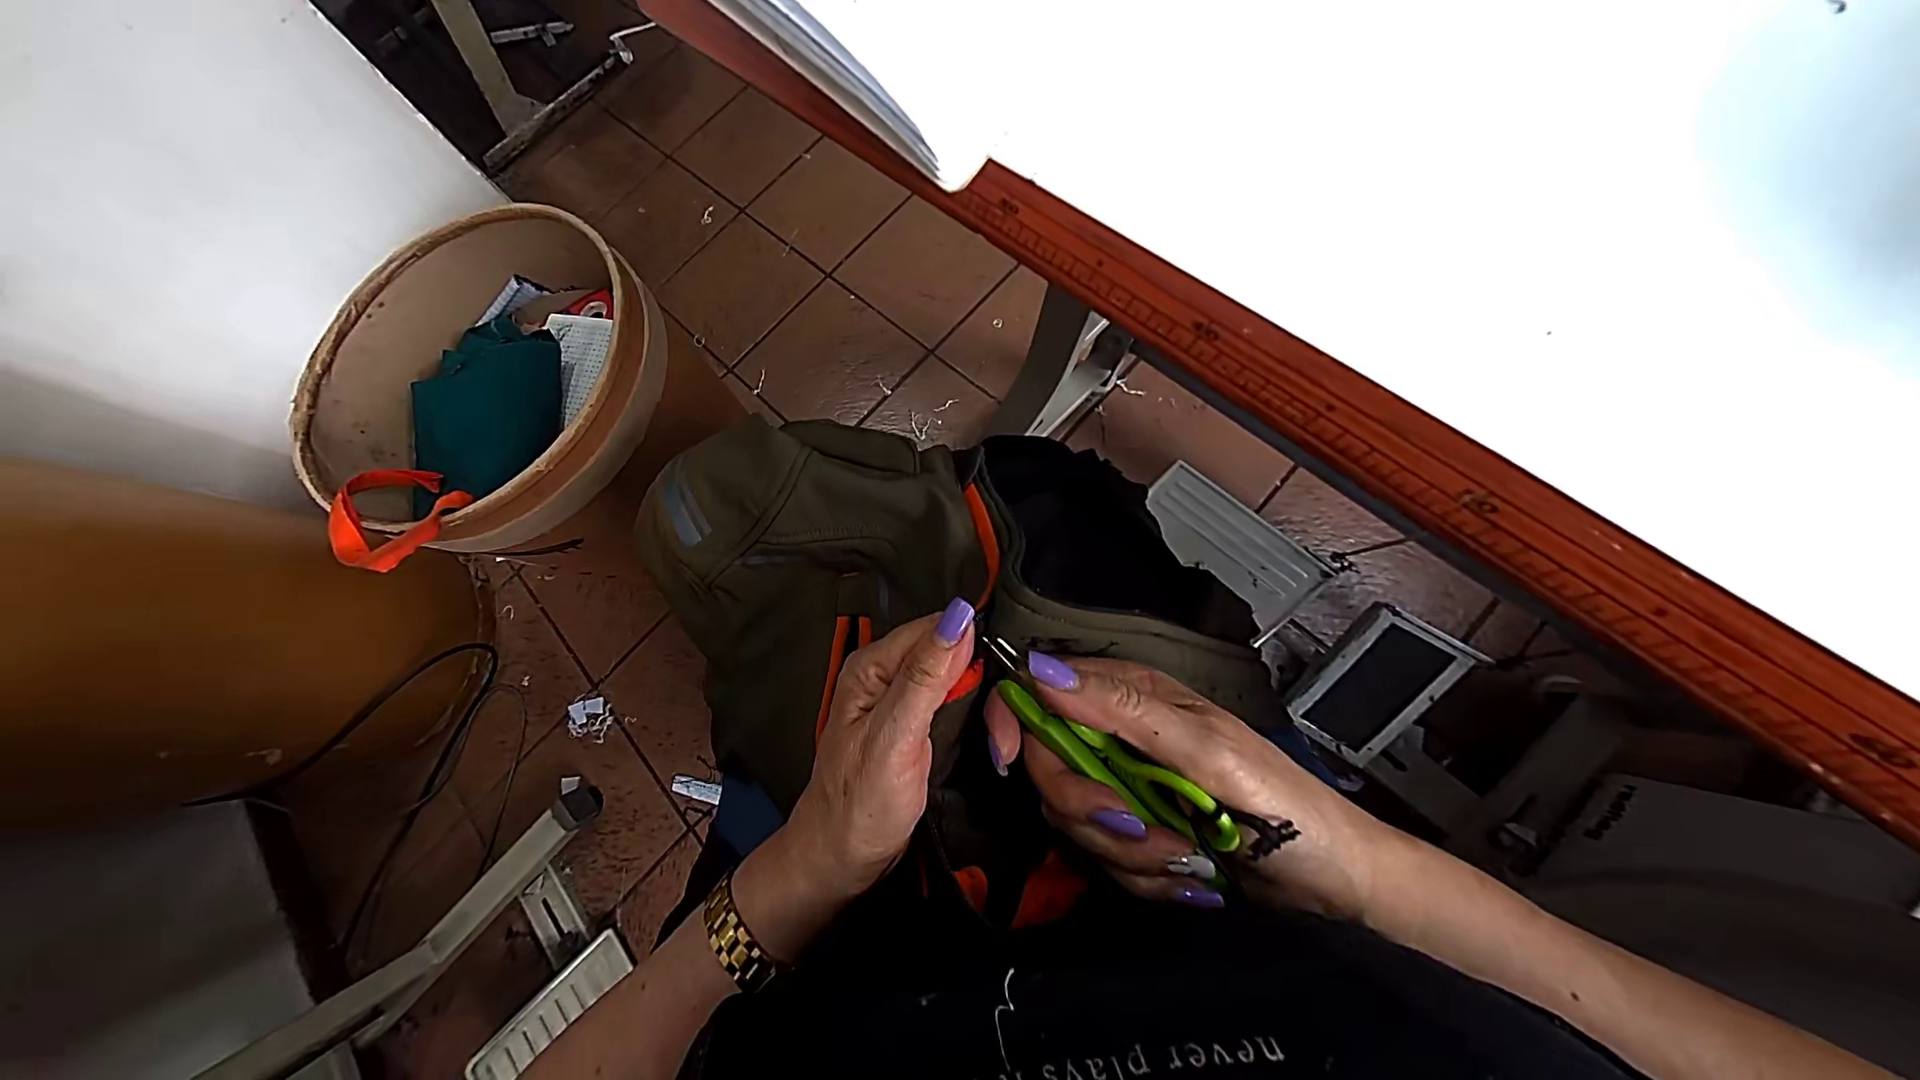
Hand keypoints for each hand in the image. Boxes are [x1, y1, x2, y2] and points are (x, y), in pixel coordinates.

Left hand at [733, 598, 975, 959]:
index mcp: (872, 666)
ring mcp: (900, 695)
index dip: (971, 644)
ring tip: (996, 730)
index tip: (1000, 676)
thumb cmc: (859, 806)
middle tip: (999, 718)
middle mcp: (885, 672)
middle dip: (979, 673)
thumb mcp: (895, 738)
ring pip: (955, 671)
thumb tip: (959, 618)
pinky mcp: (915, 718)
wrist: (842, 858)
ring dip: (981, 694)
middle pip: (947, 646)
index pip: (935, 628)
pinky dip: (973, 708)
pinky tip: (985, 727)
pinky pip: (952, 695)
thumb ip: (926, 677)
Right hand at [985, 654, 1386, 917]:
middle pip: (1048, 764)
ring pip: (1072, 817)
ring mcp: (1121, 784)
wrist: (1327, 872)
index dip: (1015, 718)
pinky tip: (1187, 870)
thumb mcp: (1204, 748)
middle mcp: (1115, 734)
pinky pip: (1102, 856)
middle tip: (1139, 825)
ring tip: (1186, 854)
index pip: (1042, 688)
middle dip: (1088, 806)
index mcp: (1129, 696)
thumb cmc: (1280, 799)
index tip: (1009, 759)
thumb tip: (1041, 672)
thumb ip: (1122, 709)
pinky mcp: (1130, 829)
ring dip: (1126, 849)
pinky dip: (1142, 873)